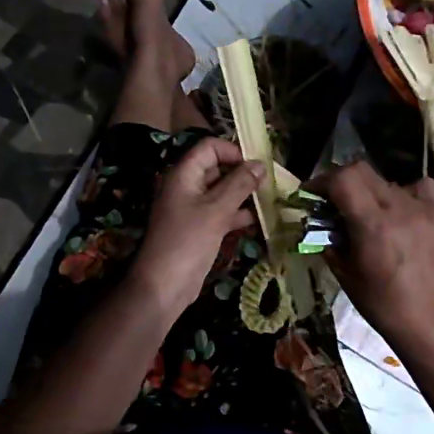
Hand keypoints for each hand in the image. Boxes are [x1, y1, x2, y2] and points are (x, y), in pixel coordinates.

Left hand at [130, 137, 262, 311]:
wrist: (163, 285)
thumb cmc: (187, 241)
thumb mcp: (216, 210)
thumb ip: (239, 184)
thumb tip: (259, 164)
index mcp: (183, 174)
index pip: (209, 147)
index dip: (233, 151)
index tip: (258, 164)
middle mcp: (186, 187)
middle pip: (217, 168)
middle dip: (242, 173)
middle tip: (271, 182)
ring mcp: (191, 208)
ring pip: (221, 192)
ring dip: (243, 194)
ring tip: (271, 199)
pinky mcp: (198, 228)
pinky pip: (220, 213)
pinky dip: (238, 214)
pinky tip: (259, 220)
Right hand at [316, 161, 433, 343]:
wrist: (428, 321)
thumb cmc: (379, 301)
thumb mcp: (342, 270)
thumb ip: (329, 237)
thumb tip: (319, 219)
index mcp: (373, 225)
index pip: (344, 179)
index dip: (322, 181)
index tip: (313, 193)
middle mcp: (402, 210)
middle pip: (364, 172)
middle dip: (344, 182)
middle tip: (337, 200)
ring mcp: (429, 210)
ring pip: (391, 181)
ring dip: (374, 192)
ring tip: (373, 214)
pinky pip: (422, 189)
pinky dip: (407, 194)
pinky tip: (404, 213)